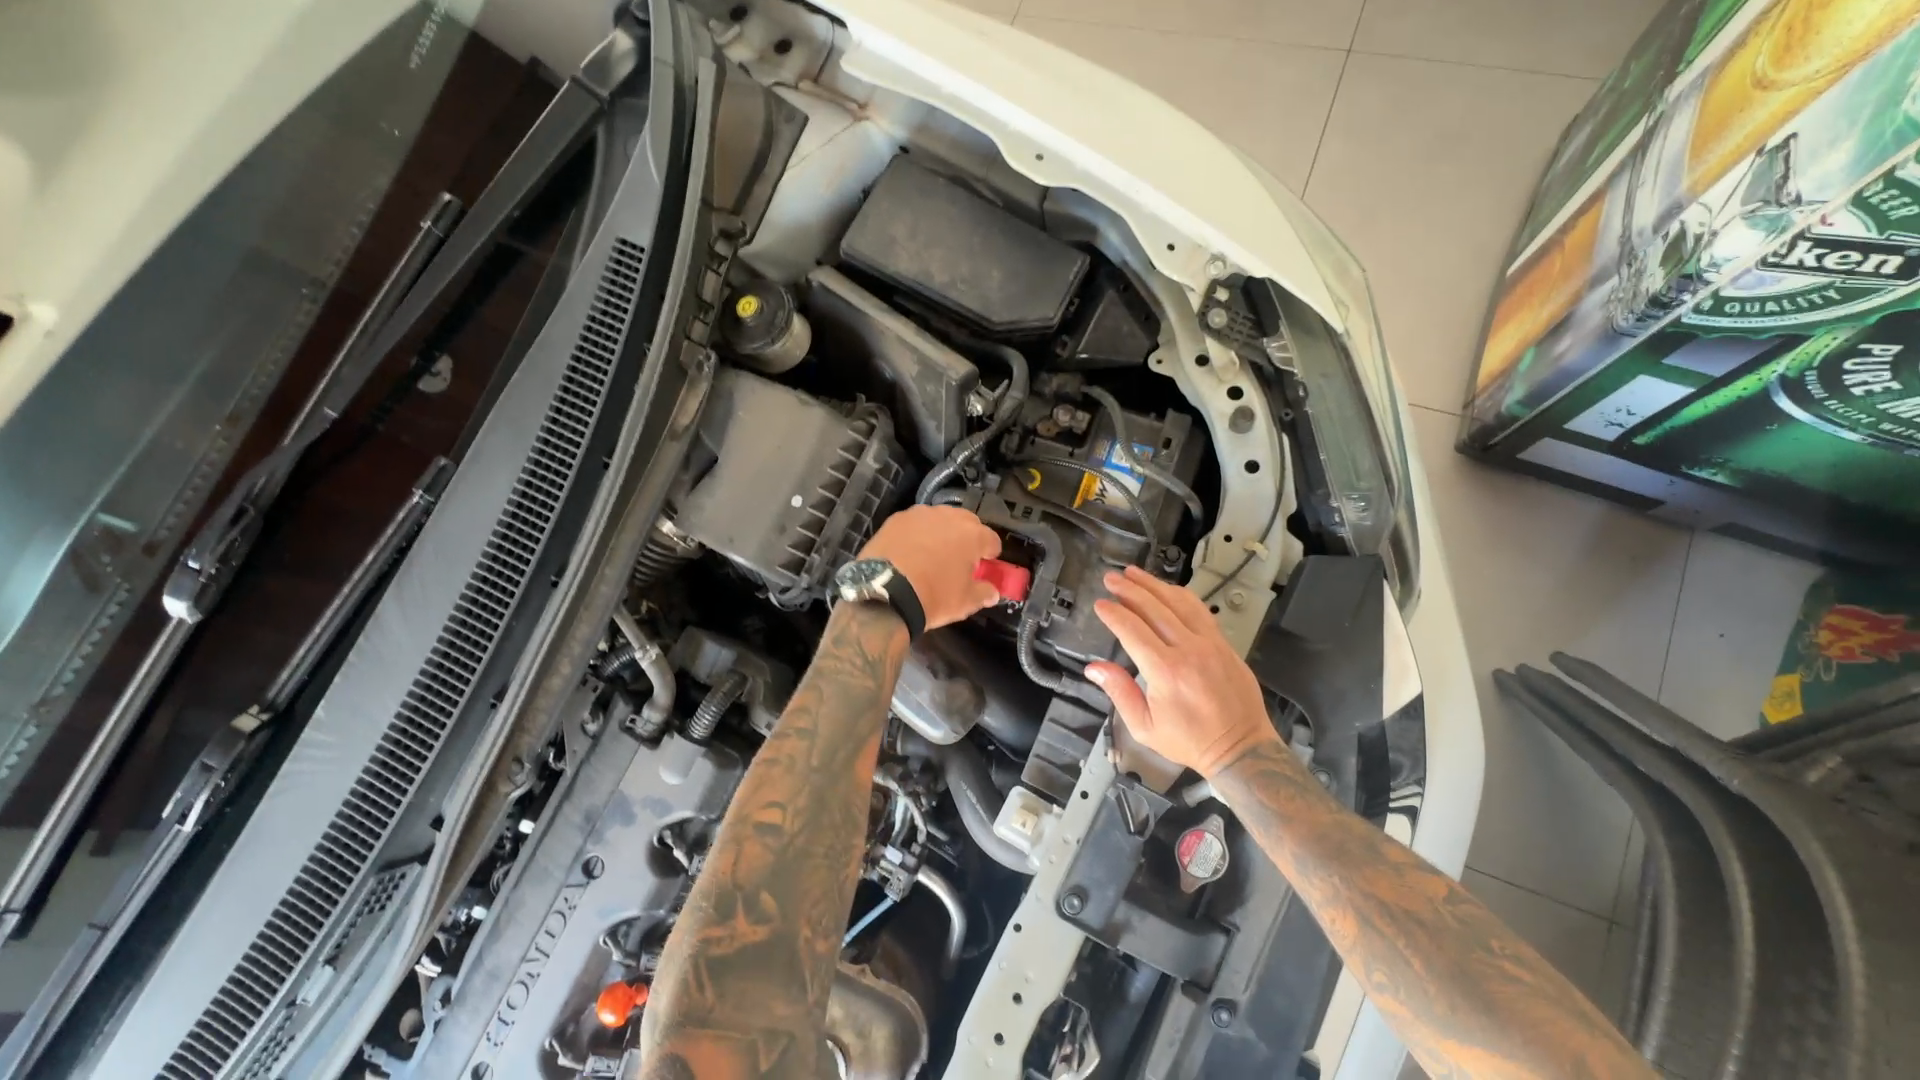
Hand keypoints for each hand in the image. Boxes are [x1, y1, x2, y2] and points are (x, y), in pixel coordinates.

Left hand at [859, 505, 1001, 629]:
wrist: (884, 594)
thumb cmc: (933, 597)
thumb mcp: (965, 602)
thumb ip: (983, 593)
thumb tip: (992, 593)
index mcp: (972, 535)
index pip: (992, 539)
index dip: (991, 553)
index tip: (986, 564)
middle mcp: (948, 517)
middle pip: (967, 522)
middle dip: (968, 537)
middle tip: (961, 558)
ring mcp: (919, 515)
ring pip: (939, 519)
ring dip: (942, 532)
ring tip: (934, 553)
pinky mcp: (895, 519)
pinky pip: (914, 524)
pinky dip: (917, 534)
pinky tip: (911, 551)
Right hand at [1086, 565, 1283, 778]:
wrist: (1240, 747)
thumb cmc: (1189, 741)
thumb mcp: (1145, 727)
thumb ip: (1119, 692)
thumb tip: (1093, 667)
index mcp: (1165, 672)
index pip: (1132, 630)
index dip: (1113, 614)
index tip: (1100, 604)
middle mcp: (1188, 650)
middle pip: (1154, 608)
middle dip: (1129, 590)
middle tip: (1111, 578)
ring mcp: (1210, 643)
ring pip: (1179, 603)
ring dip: (1154, 584)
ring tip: (1133, 573)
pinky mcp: (1224, 644)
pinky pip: (1200, 610)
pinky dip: (1180, 595)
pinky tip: (1166, 589)